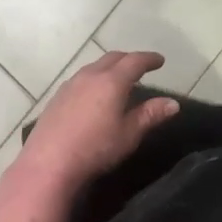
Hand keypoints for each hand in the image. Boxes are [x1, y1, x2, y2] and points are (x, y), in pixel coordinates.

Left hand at [12, 52, 179, 188]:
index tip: (160, 60)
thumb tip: (173, 103)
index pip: (135, 61)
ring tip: (118, 80)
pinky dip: (94, 78)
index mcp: (112, 81)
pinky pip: (81, 78)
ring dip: (110, 67)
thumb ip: (150, 115)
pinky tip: (93, 95)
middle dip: (129, 59)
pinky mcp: (57, 96)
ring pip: (95, 66)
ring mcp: (71, 84)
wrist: (48, 163)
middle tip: (141, 68)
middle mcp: (91, 75)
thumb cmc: (95, 149)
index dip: (149, 59)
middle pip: (113, 58)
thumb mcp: (128, 135)